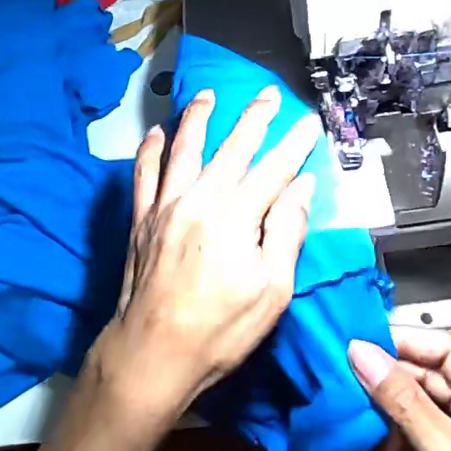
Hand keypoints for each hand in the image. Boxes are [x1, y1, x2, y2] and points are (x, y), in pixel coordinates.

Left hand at [89, 87, 318, 420]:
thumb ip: (287, 231)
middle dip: (254, 118)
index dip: (295, 144)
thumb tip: (302, 186)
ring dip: (198, 118)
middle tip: (268, 93)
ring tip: (207, 94)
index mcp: (235, 218)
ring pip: (184, 150)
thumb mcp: (273, 290)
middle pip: (232, 148)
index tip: (309, 122)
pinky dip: (150, 151)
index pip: (274, 169)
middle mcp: (199, 200)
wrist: (151, 357)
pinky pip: (144, 175)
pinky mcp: (141, 221)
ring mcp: (165, 208)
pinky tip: (156, 133)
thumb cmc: (221, 330)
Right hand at [348, 330, 450, 450]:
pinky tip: (377, 434)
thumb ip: (406, 405)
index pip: (450, 350)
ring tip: (353, 400)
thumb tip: (361, 353)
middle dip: (394, 373)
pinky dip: (404, 428)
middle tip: (346, 372)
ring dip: (394, 402)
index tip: (359, 341)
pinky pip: (431, 427)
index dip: (405, 342)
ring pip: (431, 400)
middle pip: (438, 374)